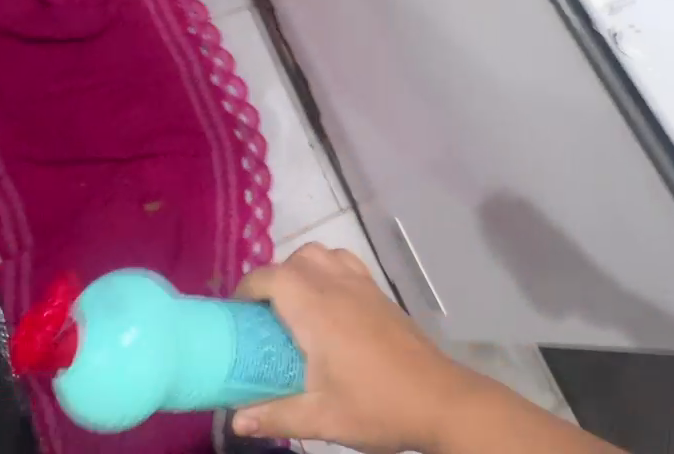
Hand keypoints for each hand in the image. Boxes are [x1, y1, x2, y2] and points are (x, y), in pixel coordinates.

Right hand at [231, 243, 485, 453]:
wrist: (438, 399)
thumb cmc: (376, 406)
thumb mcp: (321, 418)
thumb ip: (275, 415)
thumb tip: (235, 420)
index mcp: (316, 309)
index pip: (272, 277)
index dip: (248, 287)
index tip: (236, 311)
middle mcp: (336, 285)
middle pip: (295, 259)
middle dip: (273, 278)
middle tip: (264, 315)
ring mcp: (361, 284)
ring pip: (321, 253)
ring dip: (301, 268)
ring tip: (295, 305)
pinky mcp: (379, 291)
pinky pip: (344, 261)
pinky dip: (327, 268)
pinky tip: (329, 302)